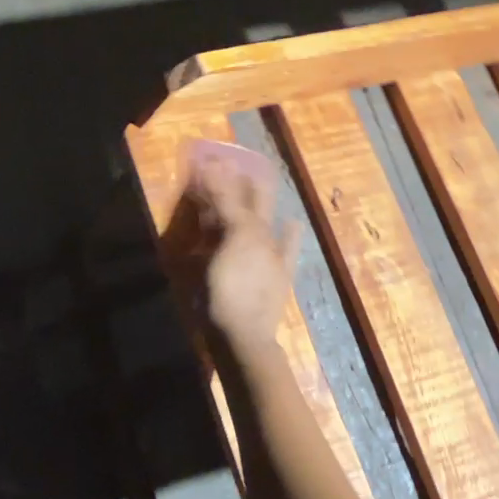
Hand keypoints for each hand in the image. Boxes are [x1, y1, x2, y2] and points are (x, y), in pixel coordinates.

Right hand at [190, 156, 302, 351]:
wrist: (245, 338)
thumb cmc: (217, 301)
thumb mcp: (206, 262)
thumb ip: (212, 227)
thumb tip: (210, 202)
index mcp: (239, 231)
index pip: (225, 196)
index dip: (214, 179)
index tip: (205, 161)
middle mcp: (258, 236)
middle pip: (248, 201)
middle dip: (238, 180)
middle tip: (229, 162)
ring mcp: (272, 255)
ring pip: (265, 218)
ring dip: (260, 199)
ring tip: (256, 179)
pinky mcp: (279, 274)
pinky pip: (287, 250)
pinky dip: (290, 236)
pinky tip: (293, 222)